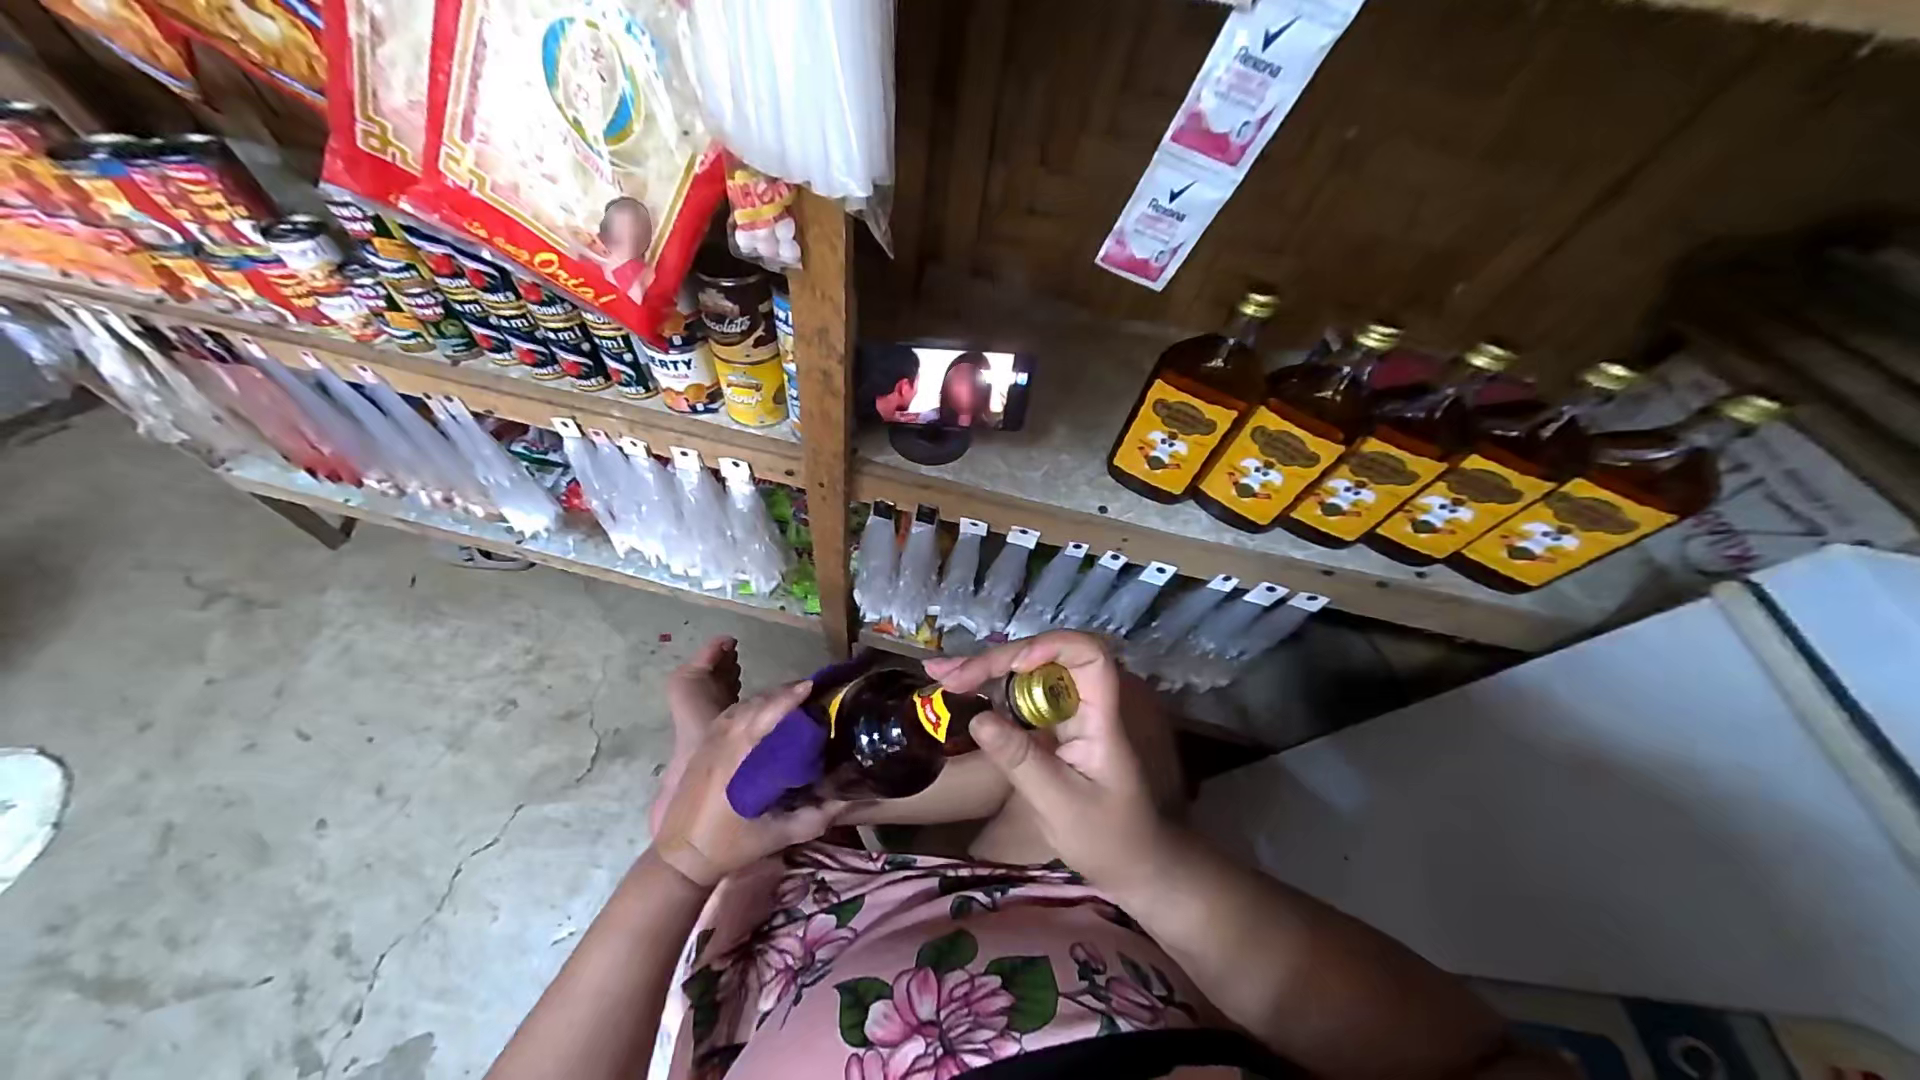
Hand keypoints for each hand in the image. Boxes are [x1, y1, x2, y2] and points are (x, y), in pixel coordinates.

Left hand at [653, 679, 844, 887]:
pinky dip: (749, 708)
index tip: (810, 686)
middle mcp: (722, 743)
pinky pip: (728, 716)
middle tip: (808, 691)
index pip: (765, 715)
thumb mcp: (776, 836)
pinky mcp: (701, 748)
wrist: (681, 858)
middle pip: (754, 705)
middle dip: (781, 693)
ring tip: (790, 698)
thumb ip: (812, 818)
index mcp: (738, 759)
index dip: (787, 697)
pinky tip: (762, 712)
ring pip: (740, 707)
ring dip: (765, 698)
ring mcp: (708, 743)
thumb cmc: (729, 846)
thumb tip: (846, 802)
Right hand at [923, 631, 1167, 887]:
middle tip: (946, 674)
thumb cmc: (1110, 839)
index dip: (1051, 647)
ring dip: (984, 670)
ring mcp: (1066, 714)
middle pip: (1044, 660)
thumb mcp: (1061, 805)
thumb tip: (977, 719)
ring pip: (1026, 675)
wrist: (1135, 864)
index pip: (1088, 656)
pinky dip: (986, 692)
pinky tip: (955, 688)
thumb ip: (1021, 760)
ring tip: (939, 673)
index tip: (1013, 666)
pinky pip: (1018, 699)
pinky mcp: (1050, 728)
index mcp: (1100, 715)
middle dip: (996, 661)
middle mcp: (1083, 704)